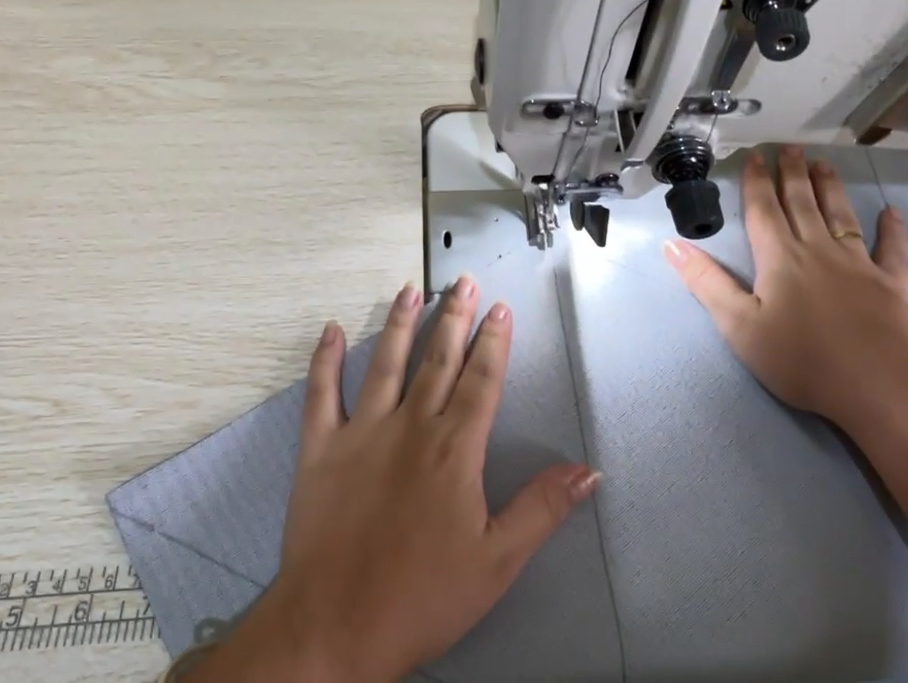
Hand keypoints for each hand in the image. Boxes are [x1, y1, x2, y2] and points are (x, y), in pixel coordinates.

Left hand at [190, 278, 599, 682]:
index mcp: (454, 450)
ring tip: (411, 289)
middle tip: (462, 282)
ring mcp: (361, 434)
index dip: (494, 342)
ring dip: (401, 324)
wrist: (335, 625)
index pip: (481, 381)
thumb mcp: (497, 560)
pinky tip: (333, 331)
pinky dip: (326, 360)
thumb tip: (588, 471)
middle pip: (437, 361)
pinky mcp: (320, 451)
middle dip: (454, 317)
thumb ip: (542, 508)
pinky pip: (322, 394)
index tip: (501, 309)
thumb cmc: (422, 597)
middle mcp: (409, 429)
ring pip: (386, 364)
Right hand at [663, 147, 907, 427]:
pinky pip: (892, 249)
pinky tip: (892, 212)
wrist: (874, 386)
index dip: (757, 182)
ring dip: (831, 188)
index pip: (764, 210)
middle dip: (793, 174)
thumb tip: (672, 244)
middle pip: (802, 203)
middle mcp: (819, 250)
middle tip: (791, 148)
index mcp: (781, 258)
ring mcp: (859, 264)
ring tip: (824, 164)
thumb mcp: (739, 326)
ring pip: (842, 215)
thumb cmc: (800, 359)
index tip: (756, 156)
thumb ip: (706, 283)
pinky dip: (893, 229)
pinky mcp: (891, 284)